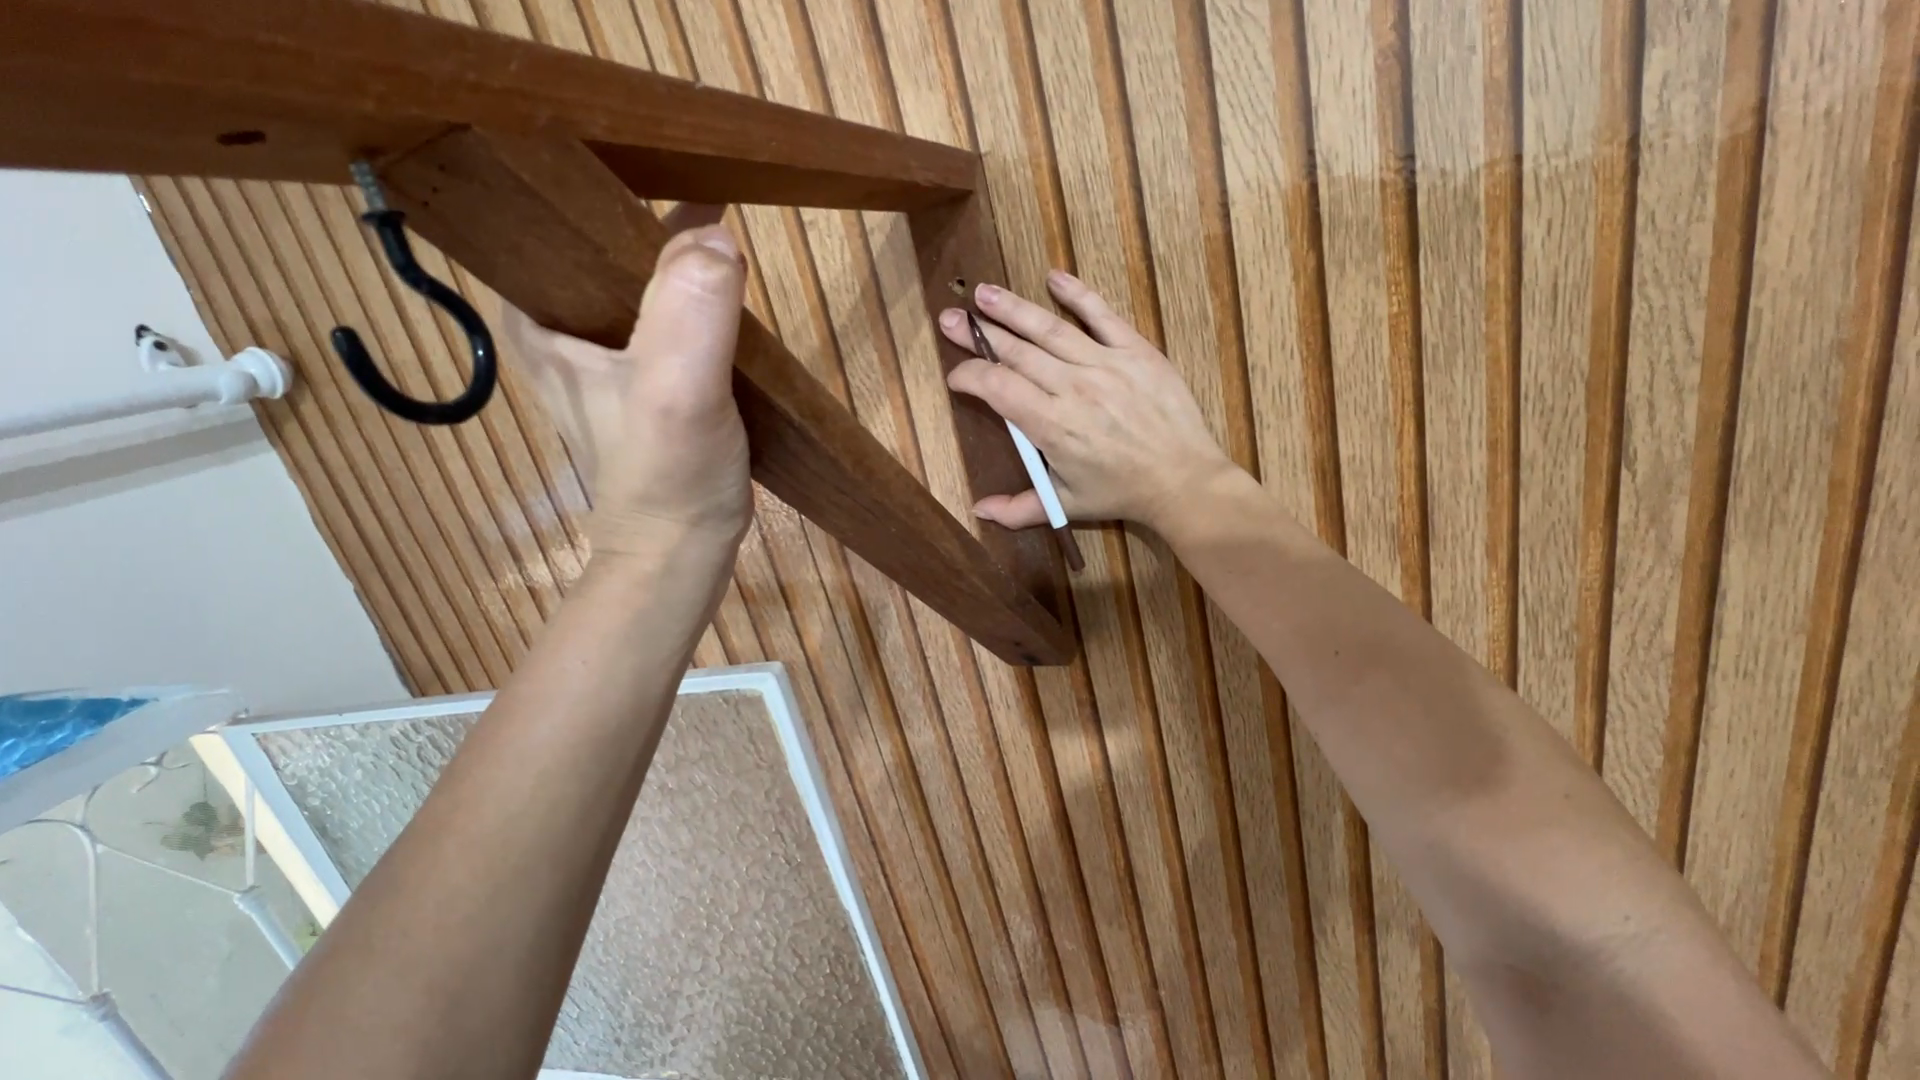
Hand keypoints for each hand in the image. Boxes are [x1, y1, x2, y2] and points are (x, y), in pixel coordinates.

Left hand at [501, 208, 751, 558]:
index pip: (553, 218)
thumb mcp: (678, 392)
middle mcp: (557, 325)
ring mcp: (600, 352)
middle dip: (649, 214)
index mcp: (536, 316)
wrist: (681, 555)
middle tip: (706, 183)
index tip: (660, 160)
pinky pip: (664, 312)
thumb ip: (692, 312)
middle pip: (601, 241)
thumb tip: (716, 236)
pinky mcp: (640, 375)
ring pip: (637, 276)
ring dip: (677, 256)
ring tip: (720, 218)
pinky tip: (725, 286)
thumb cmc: (667, 479)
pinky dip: (694, 296)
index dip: (604, 183)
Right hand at [938, 270, 1237, 534]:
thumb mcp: (1066, 503)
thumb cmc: (1122, 492)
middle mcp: (1073, 388)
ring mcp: (1105, 365)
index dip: (970, 377)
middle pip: (1015, 352)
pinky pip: (1102, 316)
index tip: (956, 377)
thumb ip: (1019, 508)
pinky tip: (1054, 277)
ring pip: (1049, 329)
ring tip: (984, 292)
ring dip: (1013, 308)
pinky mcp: (1135, 351)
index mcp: (1052, 425)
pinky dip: (1078, 295)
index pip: (997, 387)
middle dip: (978, 335)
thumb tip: (979, 511)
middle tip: (950, 318)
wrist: (1183, 479)